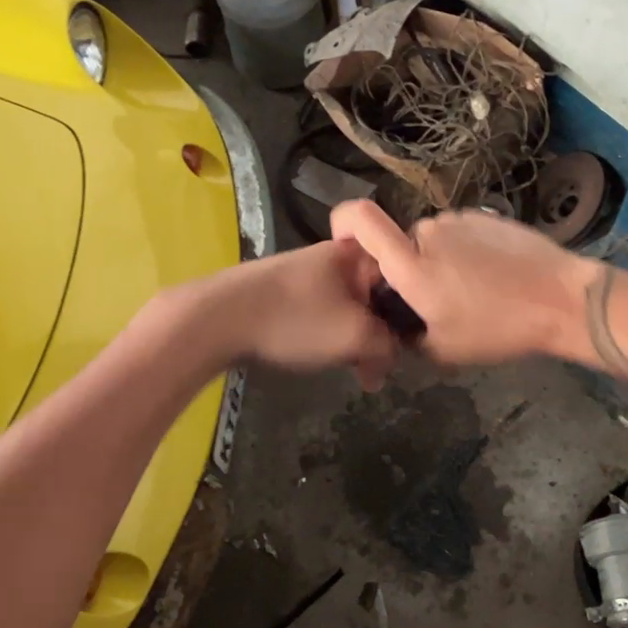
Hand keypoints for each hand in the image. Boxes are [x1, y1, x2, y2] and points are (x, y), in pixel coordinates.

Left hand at [165, 239, 398, 389]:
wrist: (216, 319)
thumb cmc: (294, 321)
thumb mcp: (355, 336)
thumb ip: (388, 345)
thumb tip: (391, 356)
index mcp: (356, 254)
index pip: (403, 279)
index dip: (411, 316)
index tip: (407, 350)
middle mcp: (333, 256)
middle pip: (375, 297)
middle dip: (379, 337)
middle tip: (373, 373)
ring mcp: (305, 272)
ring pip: (348, 308)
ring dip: (353, 341)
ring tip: (349, 371)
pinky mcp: (282, 291)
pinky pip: (321, 312)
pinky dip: (327, 336)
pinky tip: (317, 357)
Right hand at [330, 199, 598, 364]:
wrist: (563, 298)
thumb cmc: (499, 328)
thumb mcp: (445, 350)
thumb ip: (409, 337)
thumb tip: (400, 328)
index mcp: (410, 264)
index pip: (359, 219)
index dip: (342, 224)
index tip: (345, 245)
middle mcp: (428, 231)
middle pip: (401, 245)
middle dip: (410, 270)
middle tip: (438, 303)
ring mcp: (460, 219)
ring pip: (432, 241)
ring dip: (441, 262)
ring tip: (475, 293)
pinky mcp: (487, 216)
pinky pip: (460, 234)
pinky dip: (466, 253)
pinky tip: (494, 277)